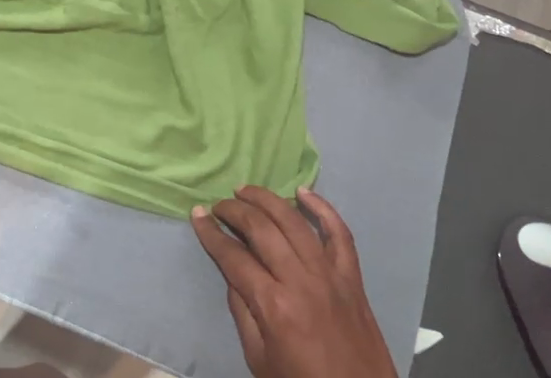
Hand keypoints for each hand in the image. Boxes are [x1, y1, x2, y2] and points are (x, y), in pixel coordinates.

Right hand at [189, 186, 394, 377]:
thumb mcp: (260, 359)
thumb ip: (242, 311)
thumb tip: (232, 272)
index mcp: (273, 306)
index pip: (233, 255)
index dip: (210, 232)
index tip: (197, 215)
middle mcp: (300, 282)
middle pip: (261, 229)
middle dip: (233, 210)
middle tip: (218, 205)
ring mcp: (330, 277)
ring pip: (294, 222)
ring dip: (267, 199)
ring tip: (246, 191)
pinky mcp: (353, 280)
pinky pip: (340, 235)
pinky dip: (323, 209)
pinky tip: (303, 192)